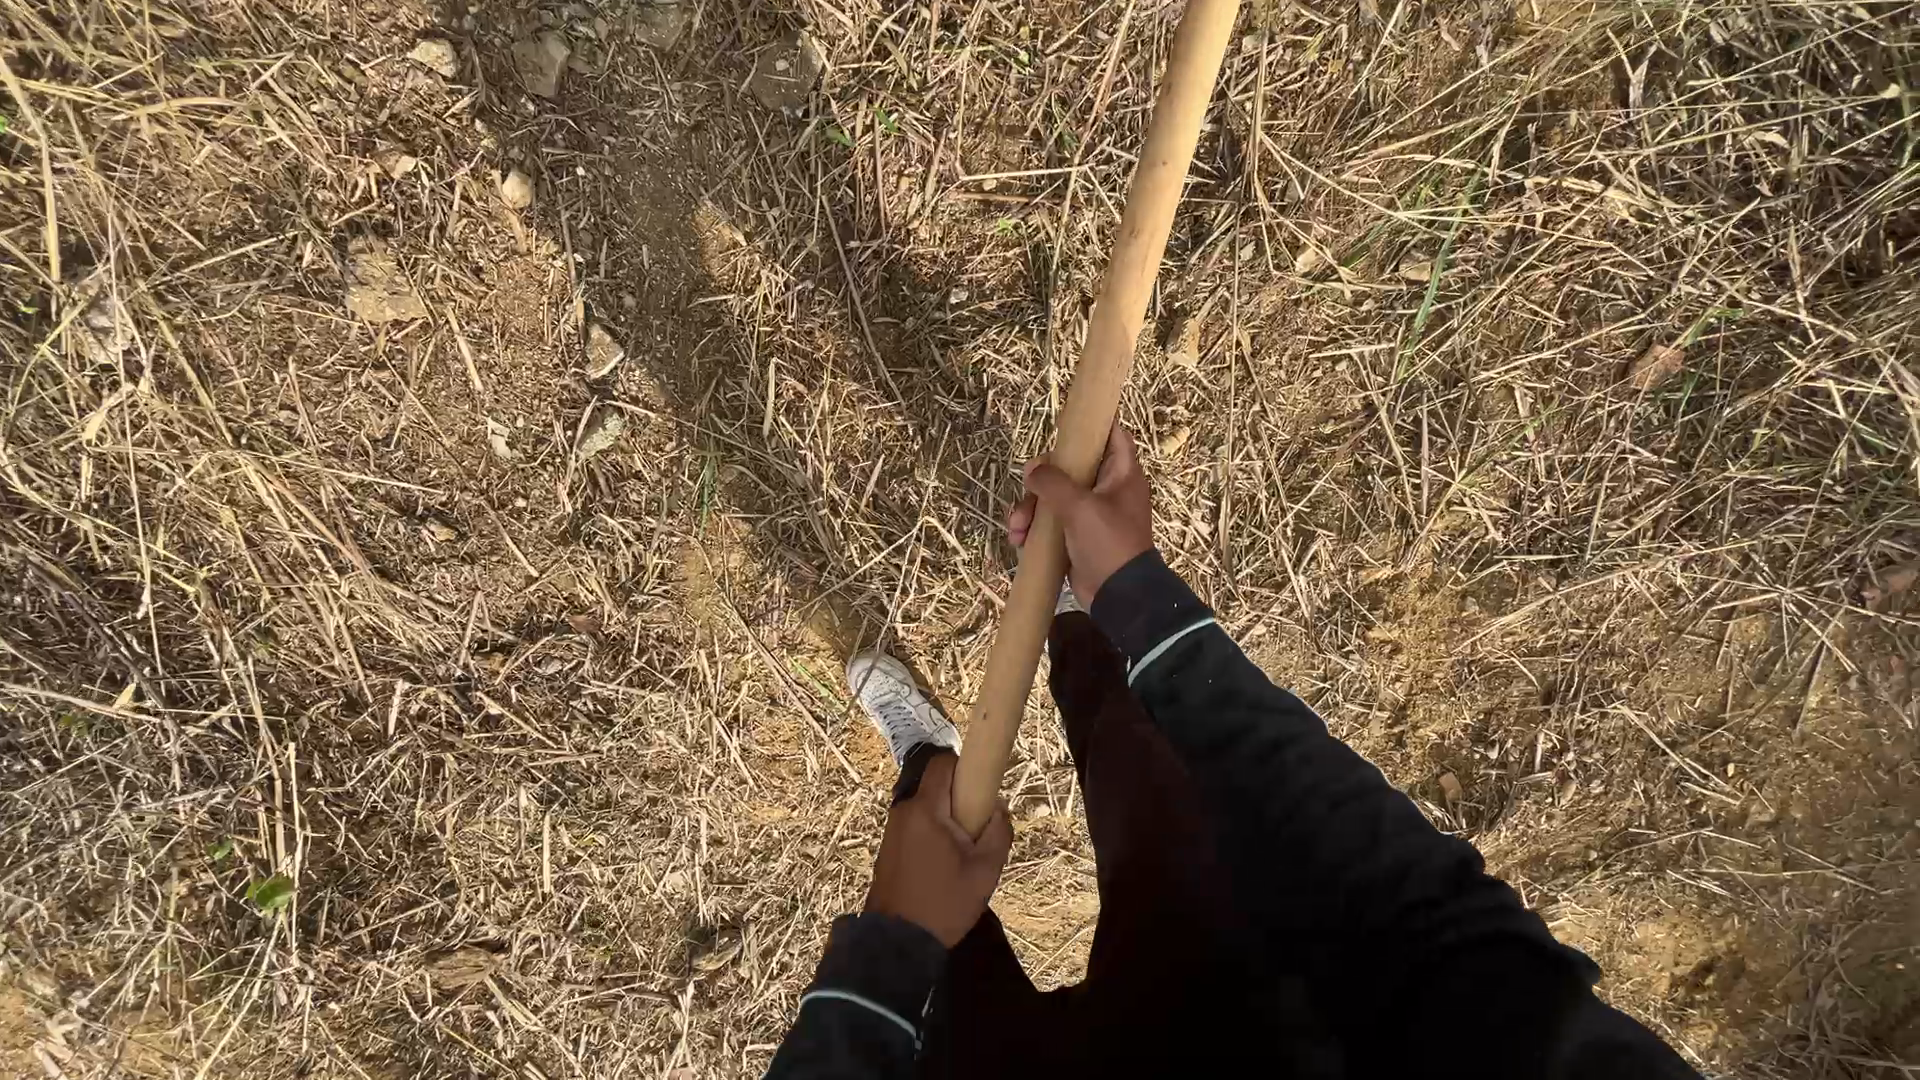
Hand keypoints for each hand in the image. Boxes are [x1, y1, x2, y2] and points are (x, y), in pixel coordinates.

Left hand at [864, 752, 1012, 947]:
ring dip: (945, 820)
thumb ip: (998, 832)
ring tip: (960, 856)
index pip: (942, 763)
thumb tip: (998, 807)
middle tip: (975, 830)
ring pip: (926, 808)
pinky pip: (915, 826)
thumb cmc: (944, 904)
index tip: (980, 790)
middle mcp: (904, 811)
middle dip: (959, 799)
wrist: (897, 943)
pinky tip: (941, 867)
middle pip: (936, 786)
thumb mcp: (985, 871)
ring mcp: (892, 830)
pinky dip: (931, 835)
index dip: (964, 767)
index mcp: (926, 809)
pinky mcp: (888, 847)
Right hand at [1007, 424, 1153, 605]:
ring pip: (1052, 496)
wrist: (1118, 597)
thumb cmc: (1108, 544)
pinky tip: (1019, 540)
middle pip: (1070, 466)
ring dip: (1030, 509)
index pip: (1112, 435)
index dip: (1091, 425)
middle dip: (1042, 478)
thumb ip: (1053, 483)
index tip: (1065, 425)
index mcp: (1121, 474)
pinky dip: (1032, 528)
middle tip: (1028, 485)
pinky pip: (1048, 522)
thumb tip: (1033, 471)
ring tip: (1018, 527)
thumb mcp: (1080, 507)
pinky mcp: (1075, 537)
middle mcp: (1107, 490)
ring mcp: (1090, 514)